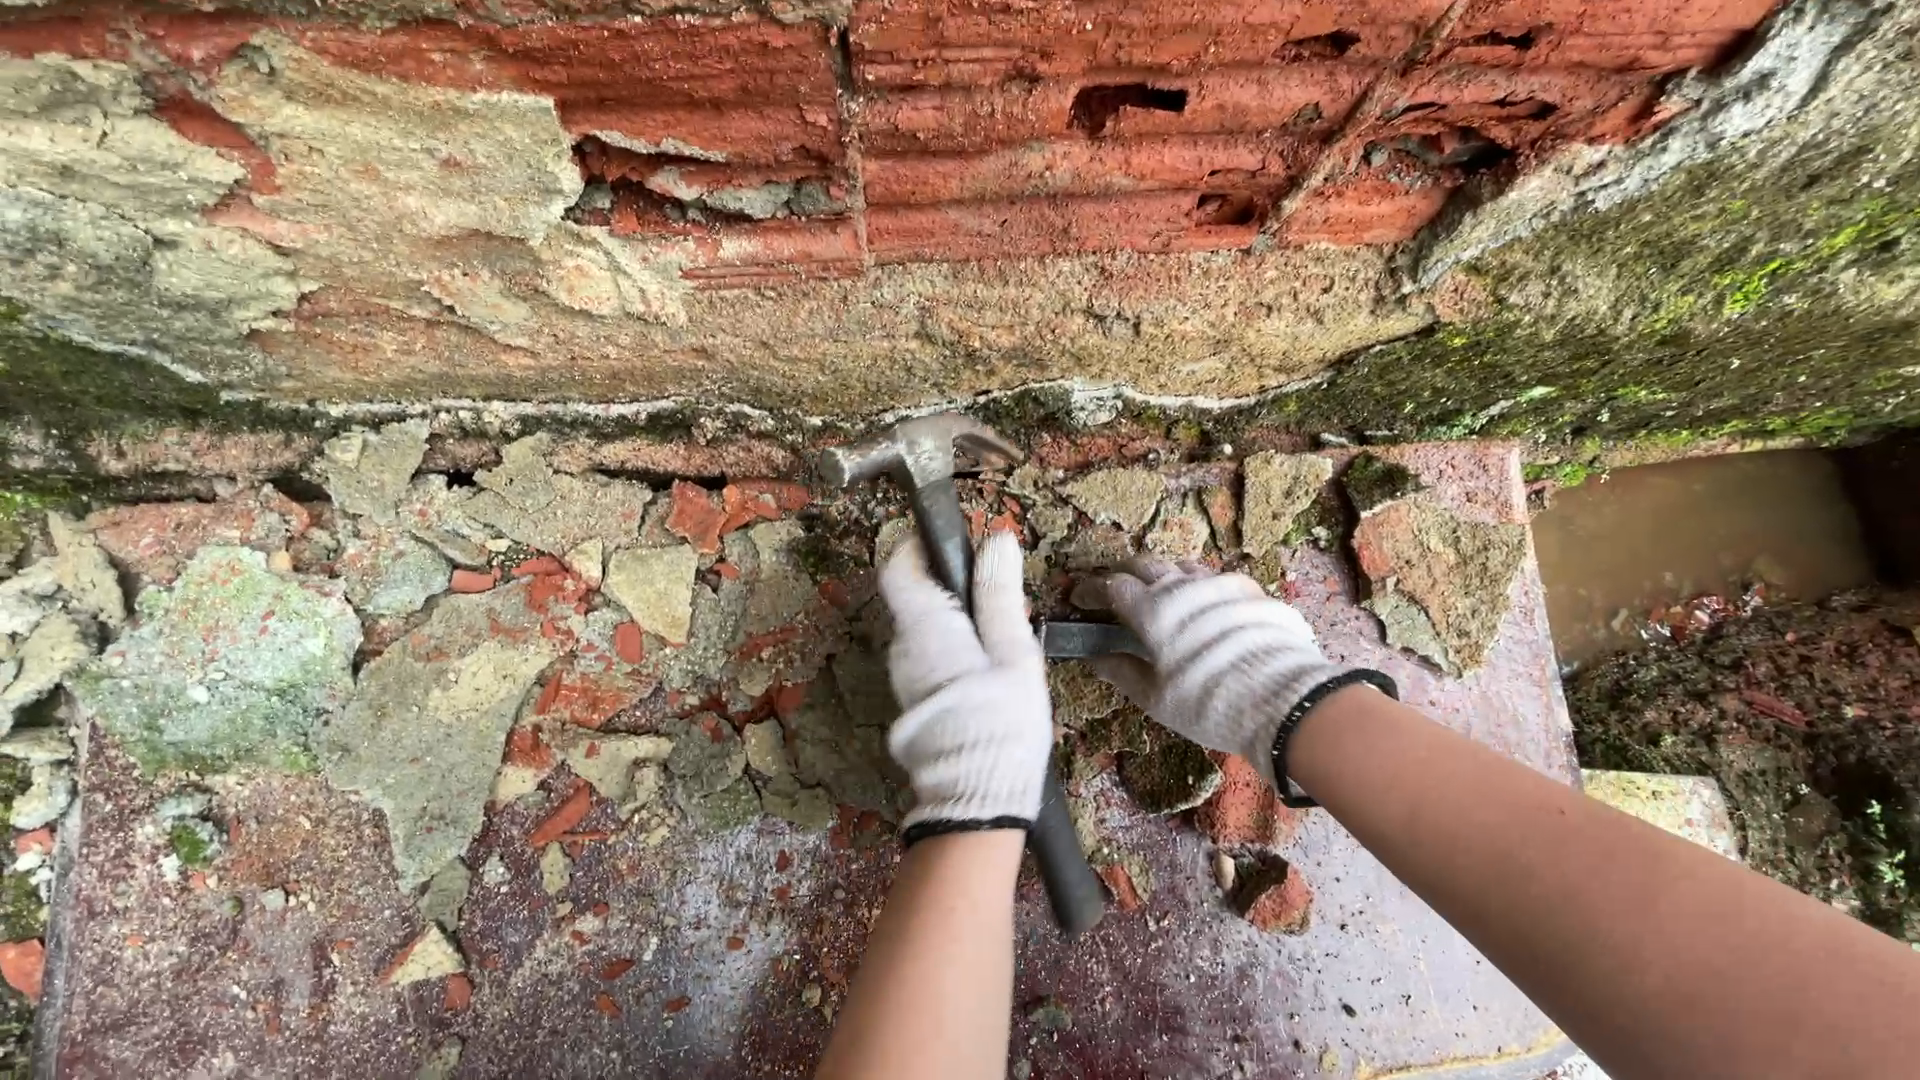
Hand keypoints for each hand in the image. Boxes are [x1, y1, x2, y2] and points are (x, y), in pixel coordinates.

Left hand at [879, 532, 1052, 839]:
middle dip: (955, 588)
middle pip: (918, 597)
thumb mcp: (1012, 651)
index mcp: (923, 627)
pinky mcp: (913, 699)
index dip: (920, 545)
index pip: (898, 567)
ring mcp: (903, 676)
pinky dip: (955, 649)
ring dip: (960, 622)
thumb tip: (997, 540)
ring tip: (1006, 642)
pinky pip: (930, 656)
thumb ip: (1000, 595)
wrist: (976, 797)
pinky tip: (991, 672)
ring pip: (927, 628)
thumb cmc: (1000, 718)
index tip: (955, 544)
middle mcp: (902, 647)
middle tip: (1004, 601)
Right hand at [1089, 559, 1351, 789]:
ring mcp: (1220, 584)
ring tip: (1160, 596)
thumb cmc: (1208, 701)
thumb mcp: (1155, 698)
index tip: (1080, 598)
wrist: (1286, 700)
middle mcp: (1182, 586)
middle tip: (1116, 592)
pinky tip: (1204, 608)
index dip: (1091, 589)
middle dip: (1124, 574)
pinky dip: (1198, 587)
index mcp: (1151, 609)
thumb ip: (1122, 672)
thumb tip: (1096, 658)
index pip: (1111, 586)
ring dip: (1163, 576)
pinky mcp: (1251, 591)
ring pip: (1181, 567)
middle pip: (1145, 564)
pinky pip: (1215, 579)